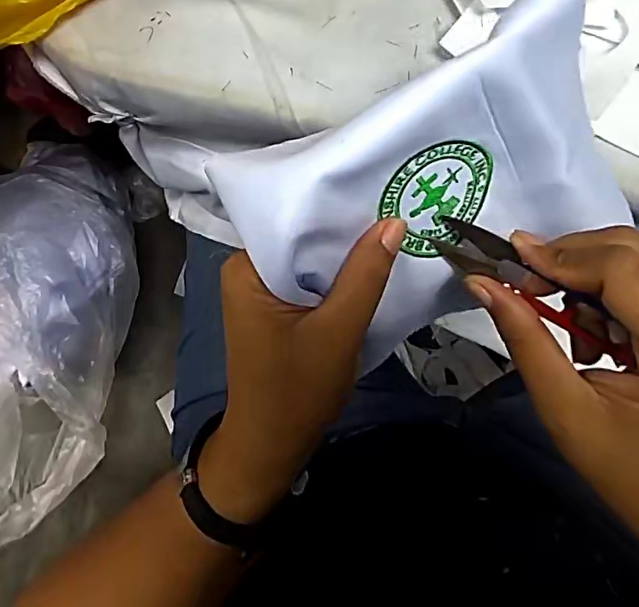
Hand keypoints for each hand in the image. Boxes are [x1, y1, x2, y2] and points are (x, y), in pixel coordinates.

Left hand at [195, 218, 404, 523]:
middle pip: (298, 238)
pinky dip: (332, 276)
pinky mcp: (270, 306)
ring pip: (305, 259)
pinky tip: (365, 266)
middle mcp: (244, 269)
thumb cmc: (297, 391)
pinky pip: (304, 278)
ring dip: (340, 254)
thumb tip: (394, 222)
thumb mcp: (338, 330)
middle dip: (340, 230)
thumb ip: (365, 275)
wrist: (270, 448)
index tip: (374, 191)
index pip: (290, 221)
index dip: (332, 209)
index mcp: (245, 267)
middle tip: (389, 206)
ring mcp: (256, 289)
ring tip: (386, 231)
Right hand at [469, 227, 638, 601]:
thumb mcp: (566, 412)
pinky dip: (606, 287)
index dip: (562, 257)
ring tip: (562, 317)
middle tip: (527, 284)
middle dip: (569, 257)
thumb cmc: (635, 478)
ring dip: (586, 272)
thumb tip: (482, 280)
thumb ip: (524, 338)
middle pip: (634, 253)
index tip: (512, 262)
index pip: (624, 272)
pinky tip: (592, 327)